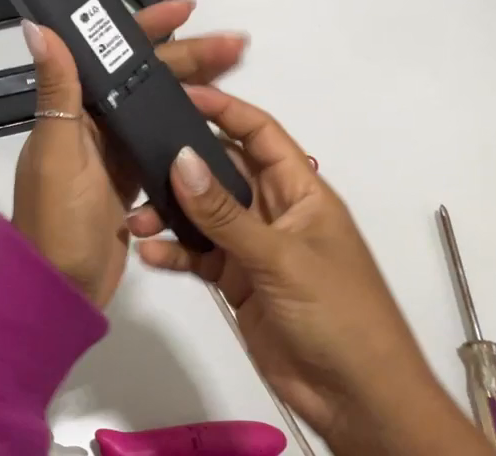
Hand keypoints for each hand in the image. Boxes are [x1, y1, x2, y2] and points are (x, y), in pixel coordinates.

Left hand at [11, 0, 244, 308]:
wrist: (60, 291)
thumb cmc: (56, 219)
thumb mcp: (57, 150)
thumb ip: (57, 89)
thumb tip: (36, 26)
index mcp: (74, 107)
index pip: (112, 54)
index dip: (148, 28)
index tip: (187, 9)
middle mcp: (94, 120)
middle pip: (146, 78)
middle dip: (189, 56)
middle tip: (235, 45)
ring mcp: (115, 150)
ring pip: (159, 106)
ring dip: (194, 88)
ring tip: (235, 73)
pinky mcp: (133, 178)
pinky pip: (164, 142)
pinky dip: (188, 128)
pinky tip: (219, 121)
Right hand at [129, 87, 491, 455]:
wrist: (359, 402)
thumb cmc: (339, 315)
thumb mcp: (281, 258)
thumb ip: (226, 213)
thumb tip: (179, 160)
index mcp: (300, 190)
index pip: (259, 133)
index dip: (223, 109)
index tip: (178, 94)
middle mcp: (274, 210)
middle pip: (222, 169)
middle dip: (182, 164)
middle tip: (135, 156)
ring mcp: (255, 247)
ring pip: (204, 214)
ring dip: (170, 213)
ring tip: (136, 220)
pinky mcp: (239, 281)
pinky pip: (199, 256)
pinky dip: (175, 253)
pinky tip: (151, 255)